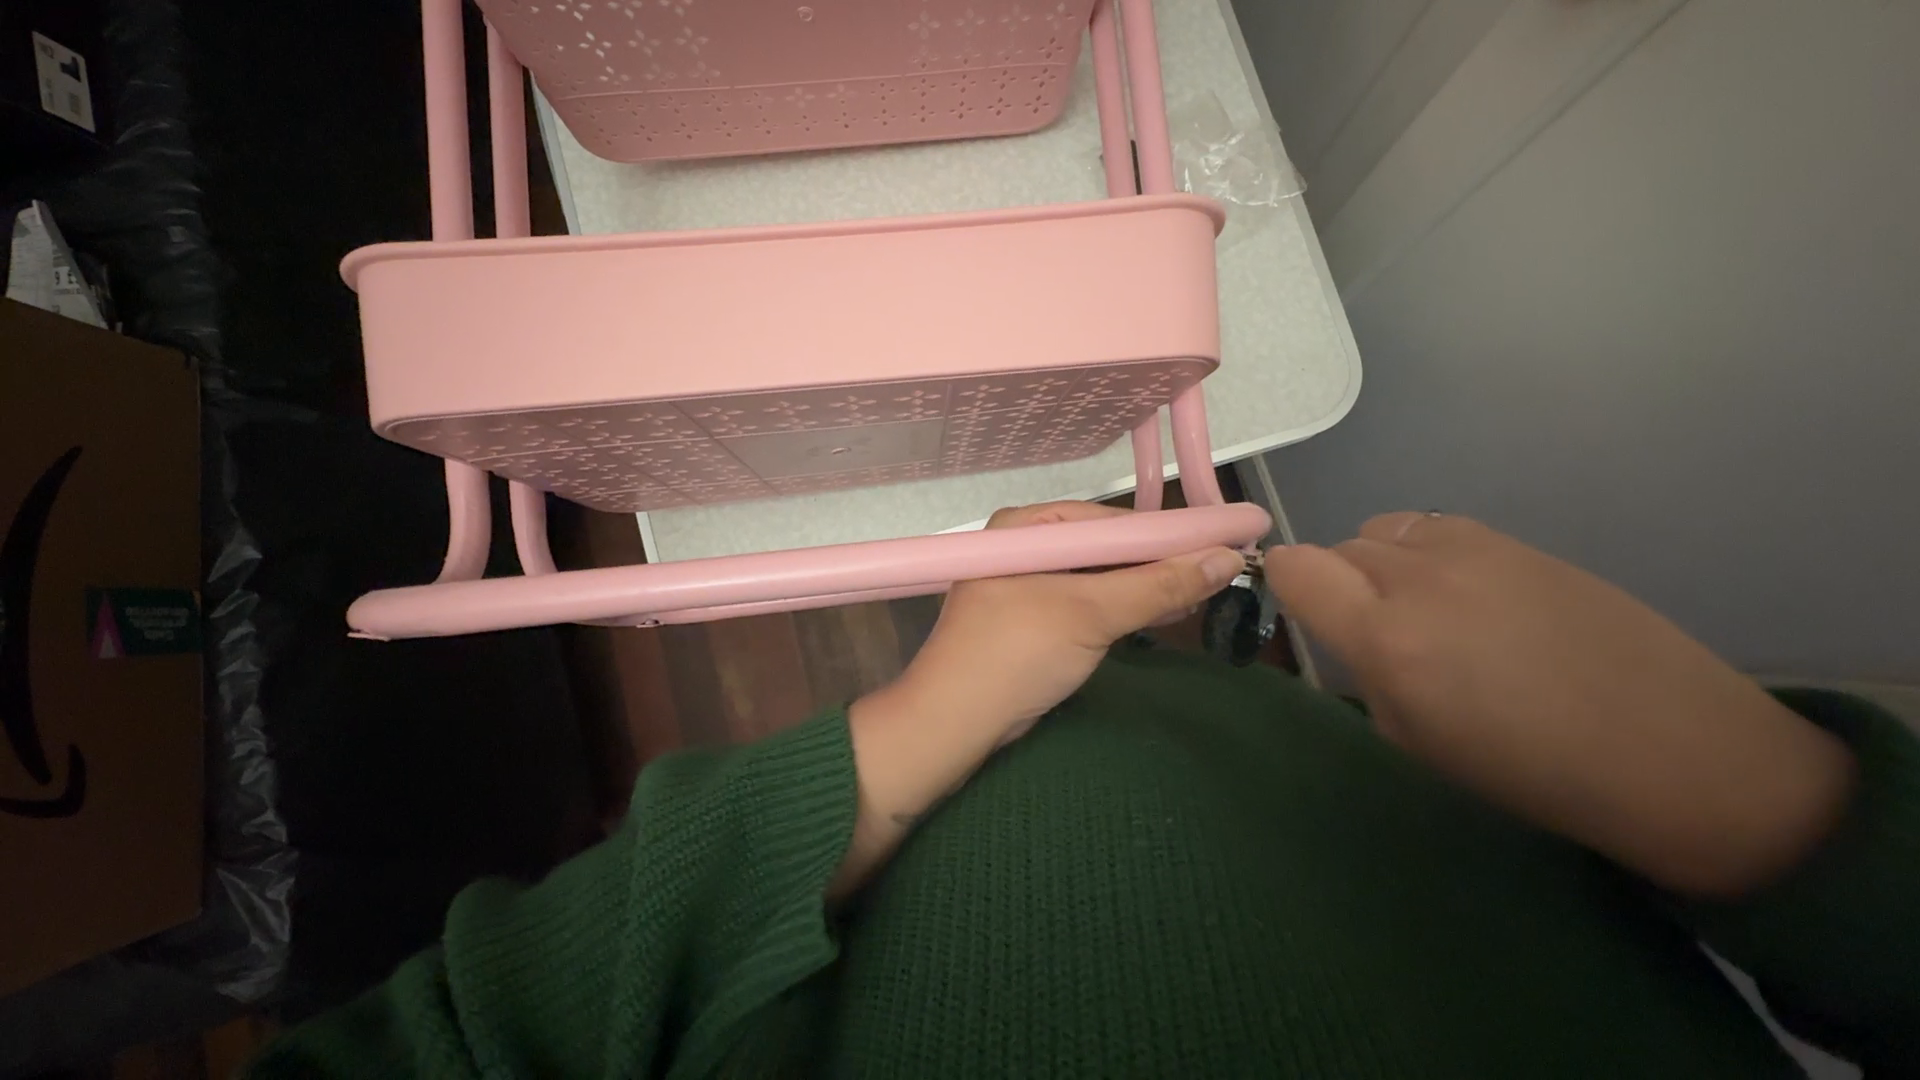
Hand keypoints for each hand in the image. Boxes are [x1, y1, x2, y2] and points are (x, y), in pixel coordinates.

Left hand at [832, 502, 1245, 895]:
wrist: (954, 724)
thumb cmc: (1017, 655)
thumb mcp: (1090, 614)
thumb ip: (1157, 585)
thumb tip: (1227, 558)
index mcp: (1025, 528)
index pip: (1110, 519)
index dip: (1168, 530)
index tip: (1226, 538)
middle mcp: (1024, 547)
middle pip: (1106, 547)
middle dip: (1159, 561)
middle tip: (1221, 569)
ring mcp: (1026, 585)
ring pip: (1099, 577)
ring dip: (1146, 586)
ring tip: (1202, 590)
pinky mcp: (1032, 619)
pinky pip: (1087, 602)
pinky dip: (1122, 607)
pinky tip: (1161, 611)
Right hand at [1264, 512, 1855, 897]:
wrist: (1669, 749)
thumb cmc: (1527, 770)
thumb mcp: (1412, 737)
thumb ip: (1363, 668)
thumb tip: (1345, 629)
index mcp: (1386, 639)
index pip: (1294, 568)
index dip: (1284, 584)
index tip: (1302, 611)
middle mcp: (1419, 579)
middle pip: (1337, 548)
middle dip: (1337, 583)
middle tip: (1371, 630)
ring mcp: (1473, 550)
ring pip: (1384, 529)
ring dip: (1380, 563)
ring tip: (1418, 606)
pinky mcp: (1516, 541)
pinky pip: (1436, 528)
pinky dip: (1425, 551)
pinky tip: (1462, 591)